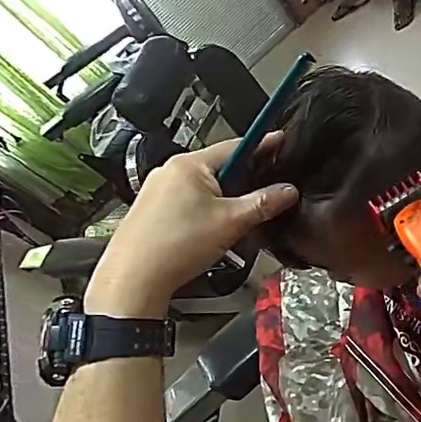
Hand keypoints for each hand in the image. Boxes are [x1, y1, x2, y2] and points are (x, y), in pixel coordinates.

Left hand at [84, 136, 297, 317]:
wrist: (133, 279)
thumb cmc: (174, 246)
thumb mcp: (232, 222)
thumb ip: (264, 203)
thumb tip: (287, 191)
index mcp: (189, 165)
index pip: (235, 146)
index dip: (262, 145)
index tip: (279, 141)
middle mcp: (170, 171)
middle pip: (221, 166)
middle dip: (246, 179)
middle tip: (267, 192)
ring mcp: (158, 190)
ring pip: (206, 186)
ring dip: (226, 198)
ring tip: (239, 219)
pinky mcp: (154, 209)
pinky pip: (189, 200)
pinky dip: (208, 209)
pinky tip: (214, 229)